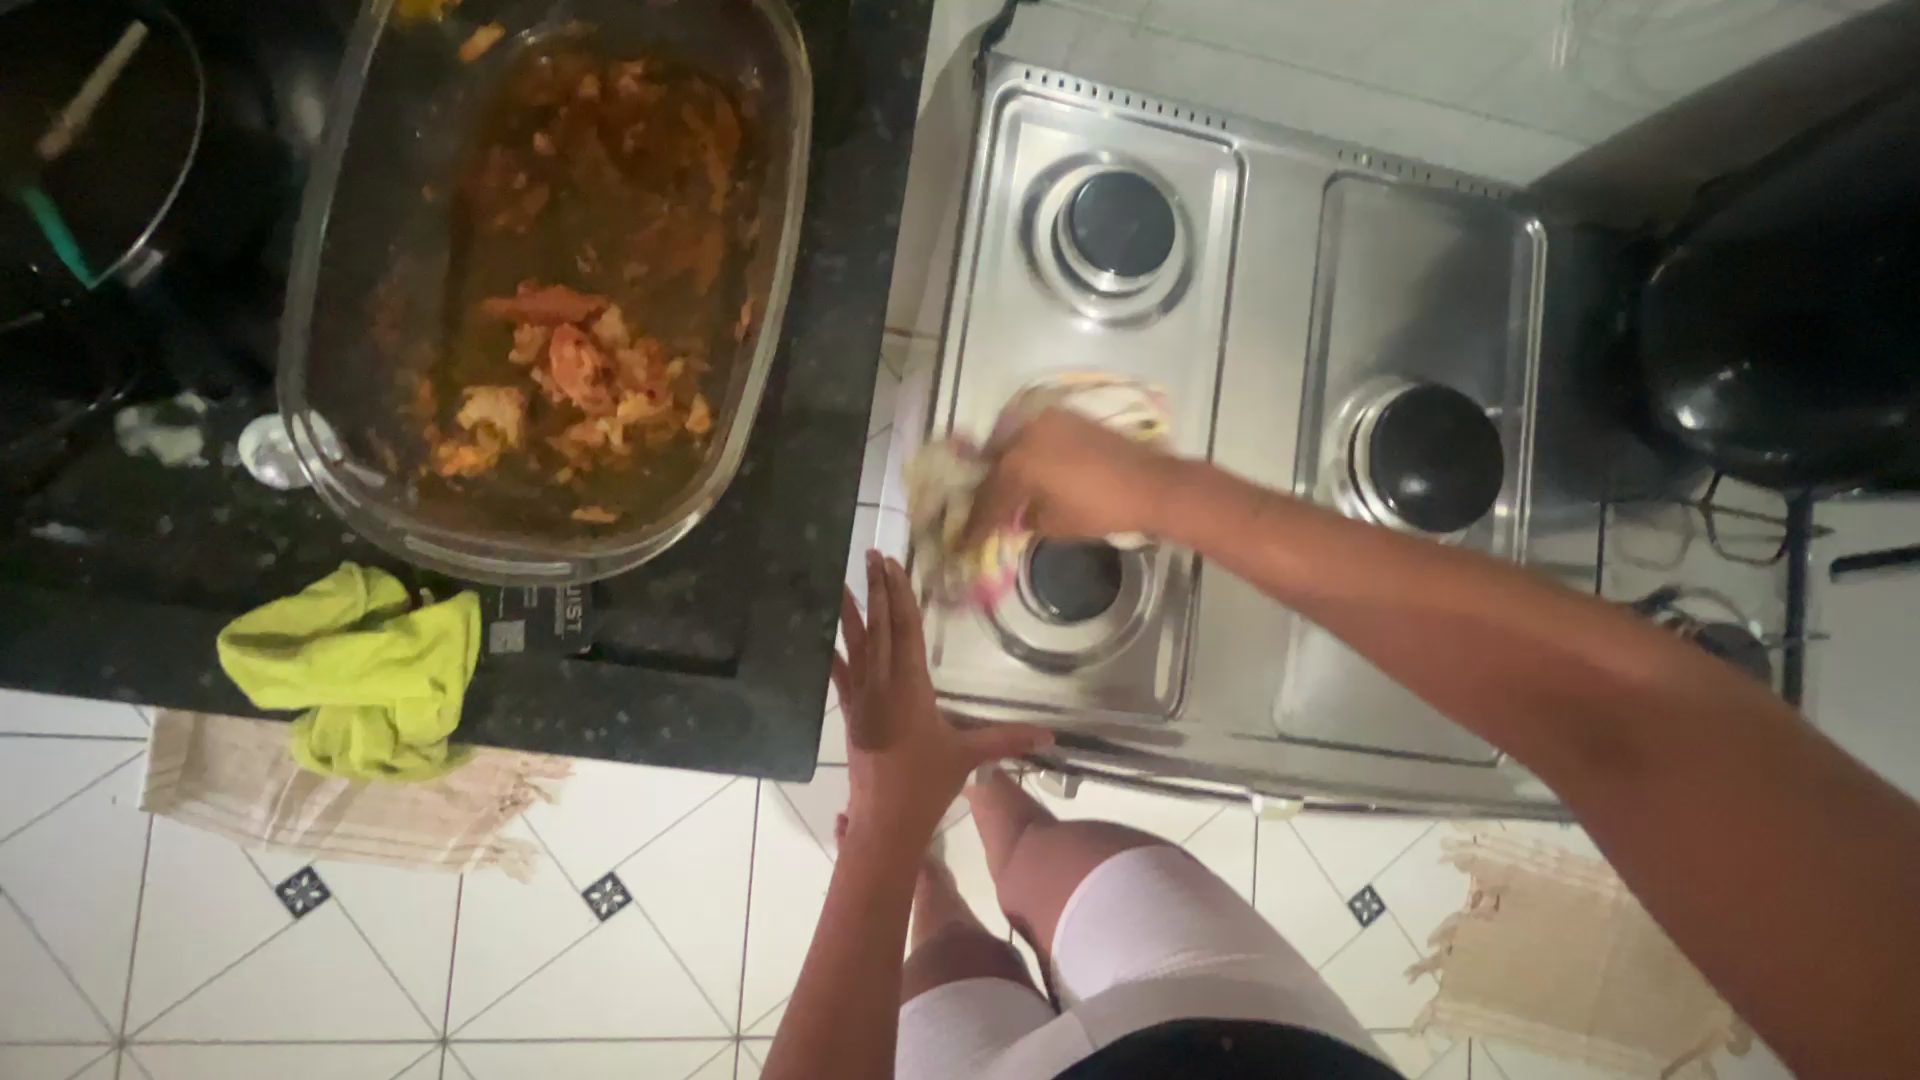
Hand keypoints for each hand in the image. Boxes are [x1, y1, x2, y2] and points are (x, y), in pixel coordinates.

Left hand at [832, 551, 1052, 849]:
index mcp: (913, 687)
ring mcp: (861, 698)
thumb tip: (1051, 736)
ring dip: (848, 612)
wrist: (885, 821)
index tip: (892, 566)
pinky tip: (818, 637)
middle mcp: (884, 685)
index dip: (900, 595)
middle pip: (880, 627)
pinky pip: (838, 676)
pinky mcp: (847, 714)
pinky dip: (829, 653)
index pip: (907, 630)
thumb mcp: (969, 756)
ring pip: (855, 645)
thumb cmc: (928, 785)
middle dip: (875, 590)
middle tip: (869, 555)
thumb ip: (1007, 739)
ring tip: (837, 582)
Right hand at [963, 407, 1184, 547]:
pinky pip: (1035, 436)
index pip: (988, 496)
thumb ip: (1027, 518)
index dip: (976, 523)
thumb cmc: (1101, 509)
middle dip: (987, 491)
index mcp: (1018, 462)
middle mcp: (1025, 433)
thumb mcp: (1055, 524)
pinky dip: (1027, 454)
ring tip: (1003, 492)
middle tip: (981, 514)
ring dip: (1006, 468)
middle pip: (995, 465)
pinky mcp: (1068, 417)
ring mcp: (1048, 420)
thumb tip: (1019, 516)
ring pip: (1013, 445)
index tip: (965, 543)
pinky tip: (1029, 471)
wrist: (1150, 484)